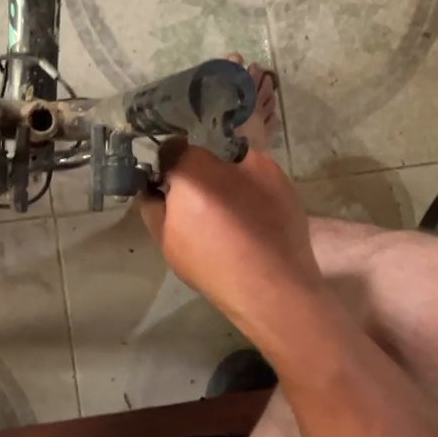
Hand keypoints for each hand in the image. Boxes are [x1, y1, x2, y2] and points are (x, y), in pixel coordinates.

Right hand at [137, 144, 323, 325]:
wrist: (273, 287)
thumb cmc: (212, 264)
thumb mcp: (166, 239)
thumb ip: (153, 206)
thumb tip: (152, 190)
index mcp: (194, 168)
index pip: (171, 149)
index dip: (167, 168)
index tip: (166, 188)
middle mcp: (229, 158)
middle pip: (205, 157)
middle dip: (198, 174)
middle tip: (199, 204)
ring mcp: (263, 168)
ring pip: (235, 165)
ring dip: (227, 181)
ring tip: (229, 212)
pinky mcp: (285, 183)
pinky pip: (259, 179)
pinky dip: (251, 191)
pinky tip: (252, 217)